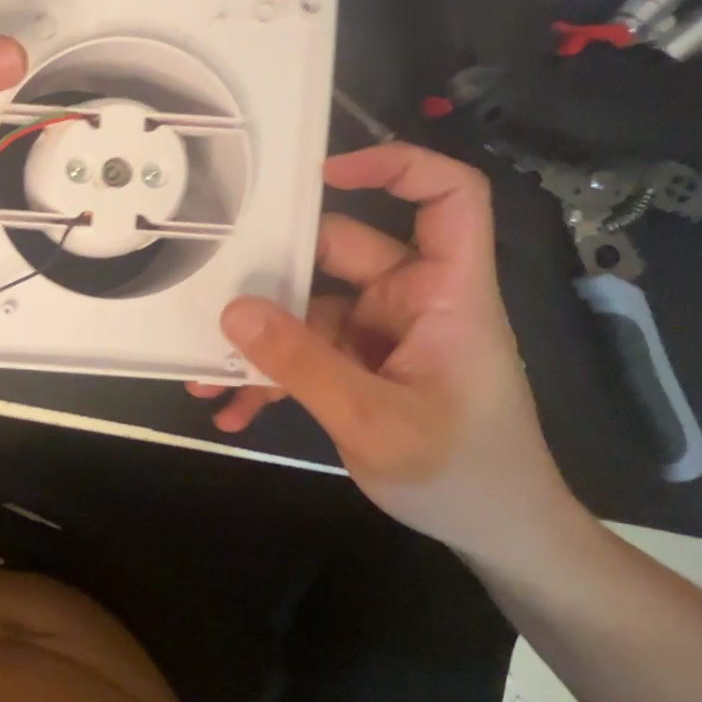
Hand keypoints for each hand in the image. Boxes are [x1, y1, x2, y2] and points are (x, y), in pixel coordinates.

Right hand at [188, 144, 580, 550]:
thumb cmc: (461, 473)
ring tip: (205, 375)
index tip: (321, 175)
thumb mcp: (372, 420)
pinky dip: (269, 379)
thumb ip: (301, 363)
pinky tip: (232, 409)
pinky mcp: (361, 369)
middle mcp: (413, 303)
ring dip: (258, 343)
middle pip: (343, 254)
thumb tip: (233, 311)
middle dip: (274, 277)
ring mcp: (382, 337)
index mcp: (447, 295)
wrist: (496, 533)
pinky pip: (305, 357)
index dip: (396, 168)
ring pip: (309, 311)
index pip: (448, 199)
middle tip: (210, 289)